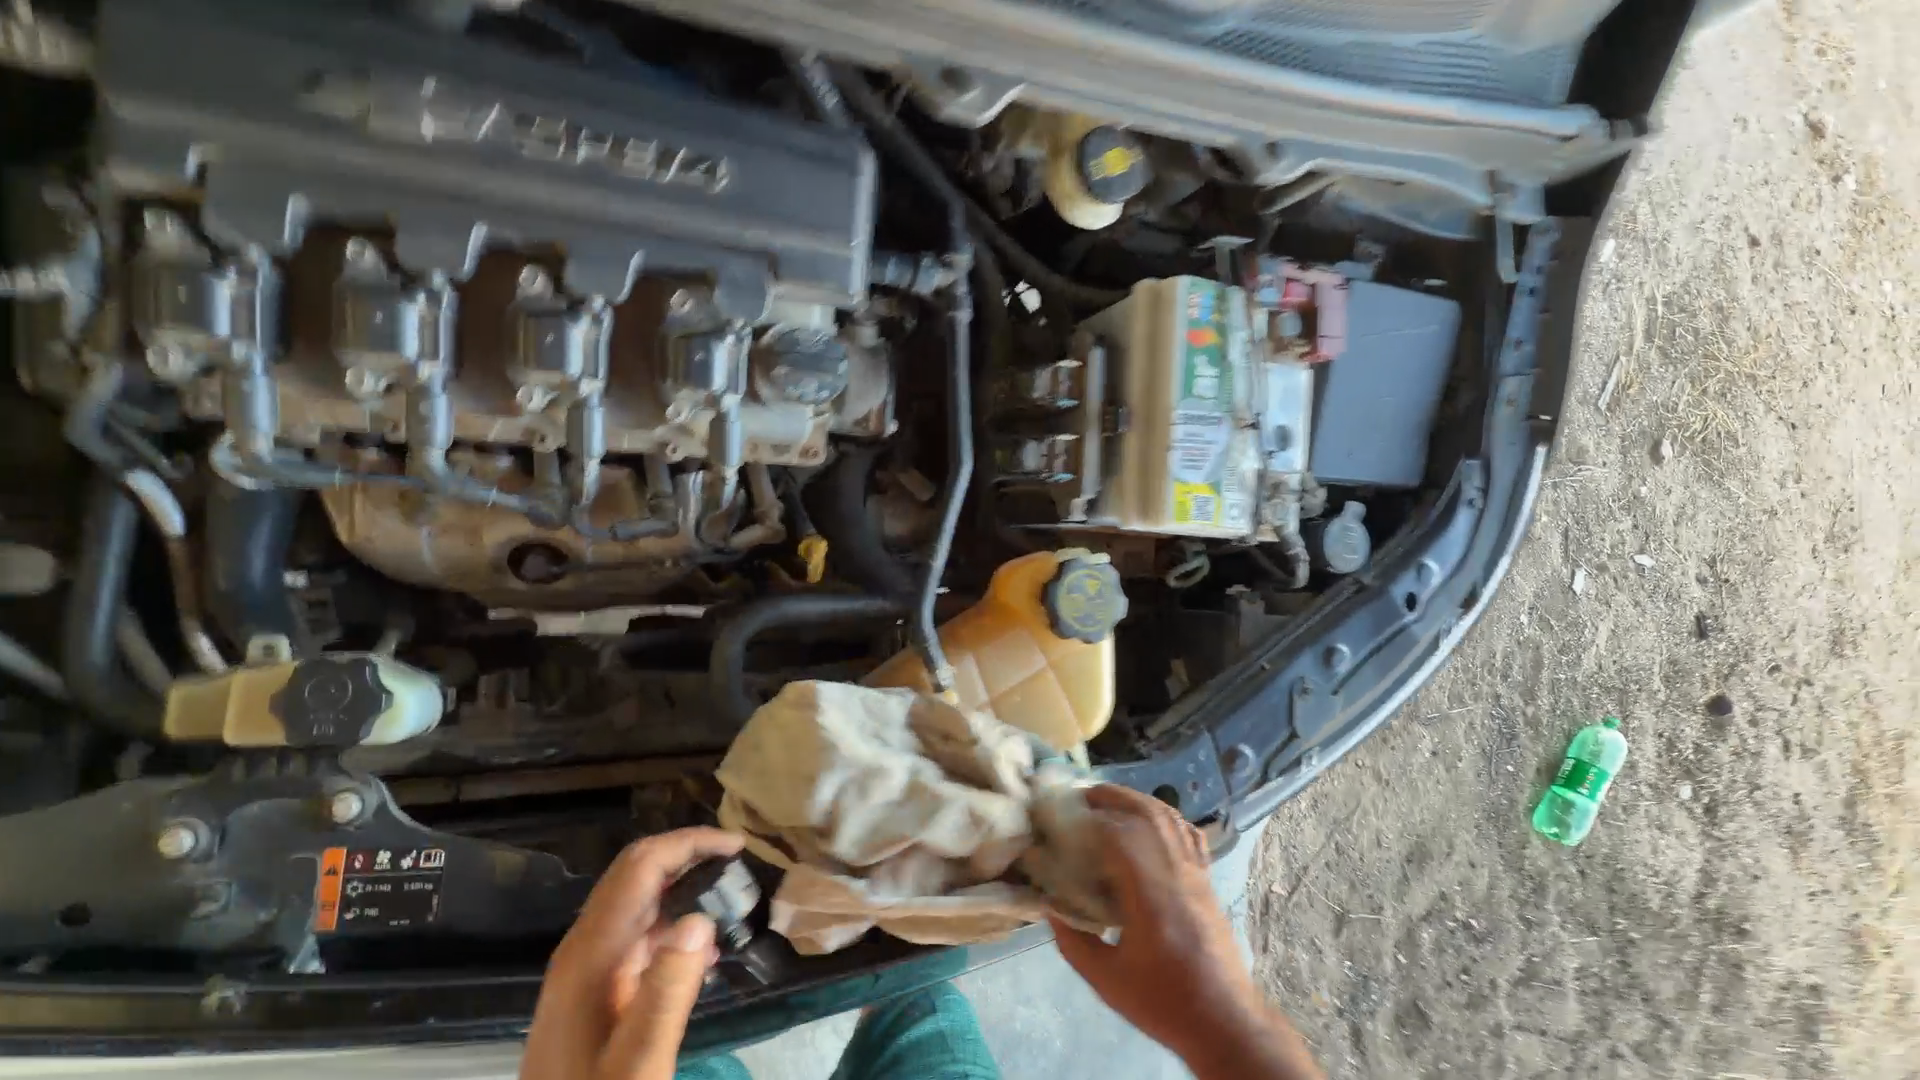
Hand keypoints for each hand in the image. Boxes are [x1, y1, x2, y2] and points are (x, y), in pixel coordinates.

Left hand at [521, 828, 744, 1079]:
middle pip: (634, 873)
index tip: (738, 846)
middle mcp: (583, 947)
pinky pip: (634, 934)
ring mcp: (584, 968)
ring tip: (729, 899)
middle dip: (686, 855)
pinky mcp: (592, 989)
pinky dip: (671, 923)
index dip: (689, 844)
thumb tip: (699, 918)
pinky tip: (702, 953)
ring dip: (681, 886)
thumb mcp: (638, 1062)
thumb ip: (666, 993)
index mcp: (591, 953)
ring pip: (635, 900)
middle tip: (737, 863)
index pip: (641, 867)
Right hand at [1049, 785, 1253, 1053]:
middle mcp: (1177, 874)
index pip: (1120, 835)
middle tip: (1080, 797)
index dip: (1090, 820)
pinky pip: (1188, 834)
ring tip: (1108, 799)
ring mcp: (1196, 875)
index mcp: (1151, 895)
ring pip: (1170, 818)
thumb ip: (1073, 941)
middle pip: (1147, 814)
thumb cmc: (1163, 1003)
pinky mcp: (1206, 882)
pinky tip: (1150, 819)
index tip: (1063, 818)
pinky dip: (1166, 817)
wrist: (1224, 1021)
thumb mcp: (1106, 979)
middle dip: (1112, 798)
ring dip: (1137, 800)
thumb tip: (1049, 906)